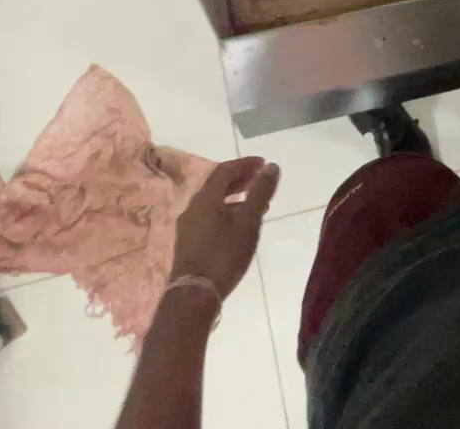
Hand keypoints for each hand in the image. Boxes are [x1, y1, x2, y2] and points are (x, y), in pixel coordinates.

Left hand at [170, 158, 280, 298]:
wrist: (194, 296)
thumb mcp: (249, 222)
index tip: (264, 163)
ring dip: (235, 195)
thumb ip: (260, 192)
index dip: (245, 164)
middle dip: (240, 178)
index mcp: (205, 199)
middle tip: (260, 178)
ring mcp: (189, 226)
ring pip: (214, 201)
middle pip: (217, 184)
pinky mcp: (189, 242)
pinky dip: (227, 210)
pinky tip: (240, 224)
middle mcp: (193, 208)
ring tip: (256, 202)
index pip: (224, 170)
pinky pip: (210, 215)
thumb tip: (271, 167)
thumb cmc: (224, 256)